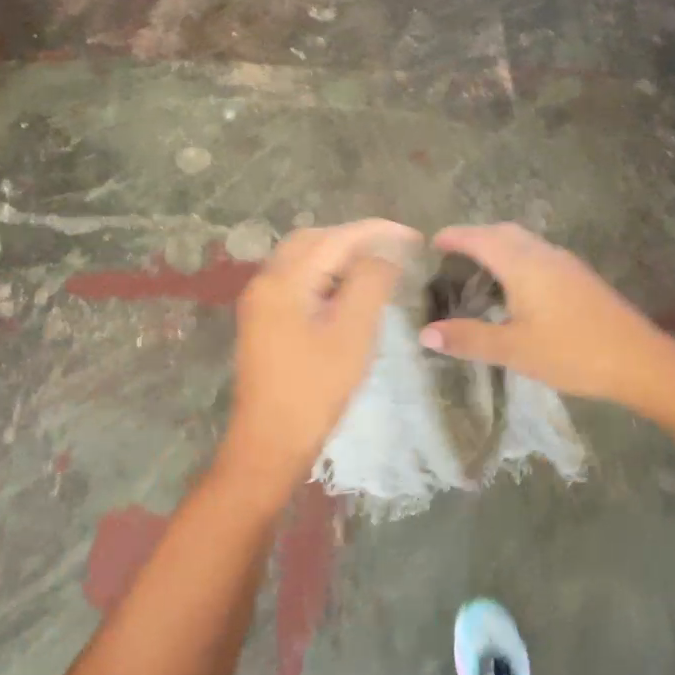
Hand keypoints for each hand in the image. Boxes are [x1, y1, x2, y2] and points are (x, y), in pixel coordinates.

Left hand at [219, 219, 420, 497]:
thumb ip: (369, 284)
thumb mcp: (352, 334)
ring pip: (302, 259)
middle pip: (313, 240)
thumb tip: (383, 255)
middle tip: (394, 249)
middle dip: (355, 238)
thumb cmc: (314, 389)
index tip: (414, 236)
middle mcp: (265, 281)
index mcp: (284, 280)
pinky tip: (348, 292)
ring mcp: (260, 302)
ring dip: (339, 255)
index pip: (335, 238)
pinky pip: (296, 280)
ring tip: (377, 266)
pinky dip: (325, 274)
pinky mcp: (262, 321)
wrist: (270, 442)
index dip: (377, 232)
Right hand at [419, 223, 665, 400]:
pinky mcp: (580, 277)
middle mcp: (543, 254)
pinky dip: (516, 257)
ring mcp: (565, 264)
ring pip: (523, 241)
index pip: (479, 238)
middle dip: (474, 236)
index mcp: (523, 264)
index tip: (431, 243)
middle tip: (451, 256)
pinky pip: (538, 253)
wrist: (639, 361)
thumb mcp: (514, 350)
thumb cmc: (572, 352)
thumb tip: (425, 333)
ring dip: (497, 245)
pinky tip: (515, 287)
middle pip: (502, 232)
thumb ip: (469, 339)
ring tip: (477, 270)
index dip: (454, 237)